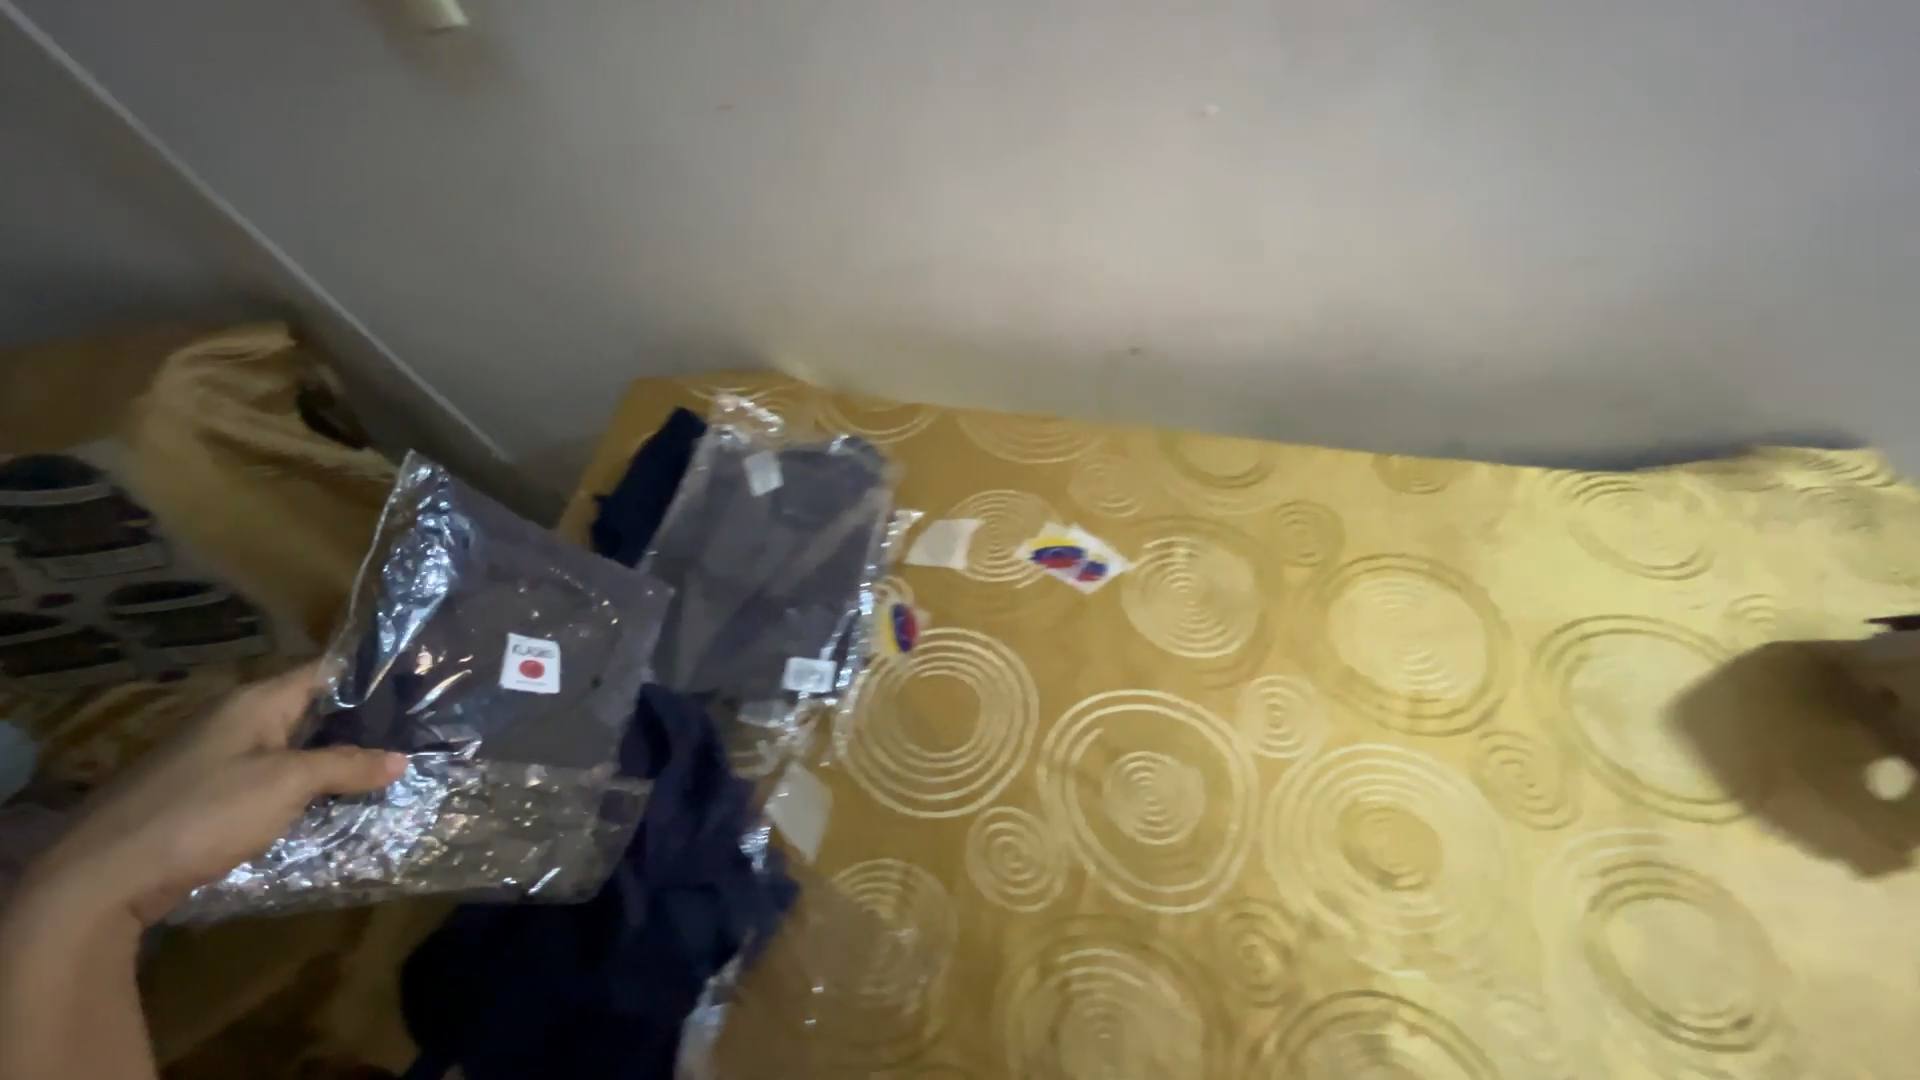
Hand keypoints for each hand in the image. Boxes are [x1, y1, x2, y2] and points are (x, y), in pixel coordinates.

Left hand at [24, 662, 405, 926]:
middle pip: (317, 710)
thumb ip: (349, 765)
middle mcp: (238, 721)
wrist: (98, 884)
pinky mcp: (212, 796)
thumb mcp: (287, 783)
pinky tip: (341, 799)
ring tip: (394, 765)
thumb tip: (402, 760)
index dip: (375, 674)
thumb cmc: (201, 813)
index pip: (329, 670)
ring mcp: (221, 759)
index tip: (422, 681)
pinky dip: (311, 785)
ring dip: (340, 758)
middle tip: (421, 729)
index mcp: (255, 702)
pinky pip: (277, 778)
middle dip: (367, 722)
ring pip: (299, 747)